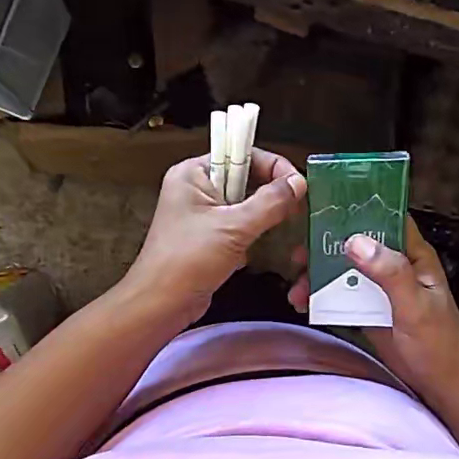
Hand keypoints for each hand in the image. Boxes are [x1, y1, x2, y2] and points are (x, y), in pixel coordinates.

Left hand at [123, 148, 305, 323]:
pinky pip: (239, 228)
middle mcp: (195, 189)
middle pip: (245, 179)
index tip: (296, 184)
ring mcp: (201, 215)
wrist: (161, 305)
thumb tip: (297, 184)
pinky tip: (247, 254)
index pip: (241, 154)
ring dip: (258, 221)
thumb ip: (270, 203)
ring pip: (244, 206)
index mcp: (192, 173)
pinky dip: (249, 239)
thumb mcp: (234, 227)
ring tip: (271, 231)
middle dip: (268, 196)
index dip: (272, 166)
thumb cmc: (184, 262)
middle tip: (294, 208)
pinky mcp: (208, 239)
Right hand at [291, 217, 458, 400]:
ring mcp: (378, 287)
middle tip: (298, 255)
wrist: (441, 384)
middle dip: (324, 246)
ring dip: (316, 274)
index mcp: (412, 255)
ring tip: (298, 288)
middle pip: (354, 243)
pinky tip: (304, 303)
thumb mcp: (415, 306)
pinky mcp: (366, 308)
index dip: (357, 209)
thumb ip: (390, 273)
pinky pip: (338, 294)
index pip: (385, 218)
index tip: (324, 207)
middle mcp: (393, 265)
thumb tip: (356, 242)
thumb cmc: (440, 344)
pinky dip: (319, 296)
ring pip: (341, 269)